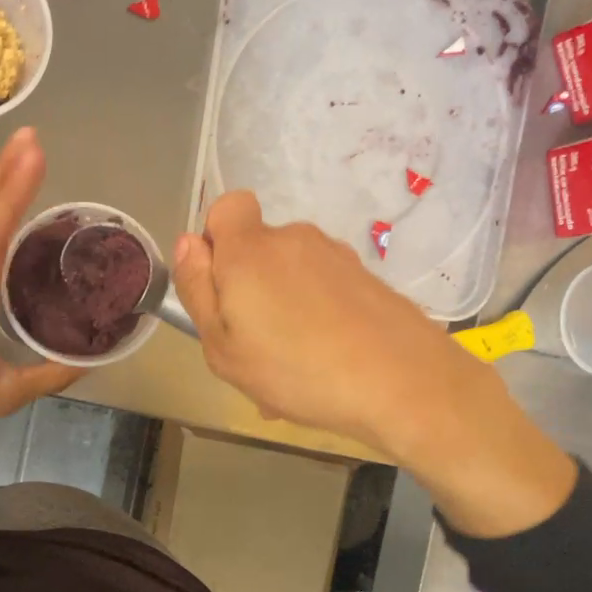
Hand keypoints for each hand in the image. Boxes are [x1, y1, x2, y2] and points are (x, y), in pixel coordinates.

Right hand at [173, 191, 576, 537]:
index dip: (215, 240)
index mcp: (249, 253)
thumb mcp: (221, 346)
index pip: (227, 207)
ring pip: (289, 273)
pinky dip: (313, 316)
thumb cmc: (294, 370)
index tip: (218, 286)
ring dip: (279, 306)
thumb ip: (197, 290)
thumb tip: (189, 243)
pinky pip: (321, 290)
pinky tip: (320, 363)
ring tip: (285, 364)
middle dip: (247, 285)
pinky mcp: (365, 277)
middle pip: (257, 248)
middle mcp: (292, 241)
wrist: (403, 384)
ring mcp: (335, 257)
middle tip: (247, 343)